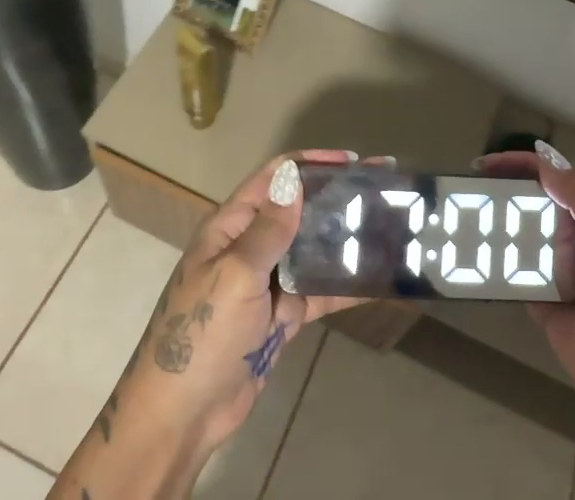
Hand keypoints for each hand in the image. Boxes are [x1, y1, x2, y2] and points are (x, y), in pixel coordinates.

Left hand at [51, 151, 364, 498]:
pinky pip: (320, 293)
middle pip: (298, 210)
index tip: (355, 161)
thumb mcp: (235, 275)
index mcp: (230, 227)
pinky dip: (348, 285)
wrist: (184, 413)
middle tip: (384, 191)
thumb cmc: (202, 335)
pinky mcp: (282, 317)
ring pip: (313, 250)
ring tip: (391, 227)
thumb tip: (294, 178)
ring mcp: (268, 283)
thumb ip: (268, 229)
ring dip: (347, 239)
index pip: (273, 179)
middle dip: (337, 198)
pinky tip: (383, 279)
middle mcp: (249, 247)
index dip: (311, 164)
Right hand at [475, 144, 574, 435]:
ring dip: (500, 233)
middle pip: (541, 211)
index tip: (487, 166)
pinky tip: (471, 262)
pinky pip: (520, 282)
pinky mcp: (550, 311)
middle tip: (466, 193)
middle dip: (508, 197)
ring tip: (460, 223)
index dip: (527, 168)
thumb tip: (548, 164)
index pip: (564, 182)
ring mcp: (567, 280)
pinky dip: (499, 271)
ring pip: (527, 245)